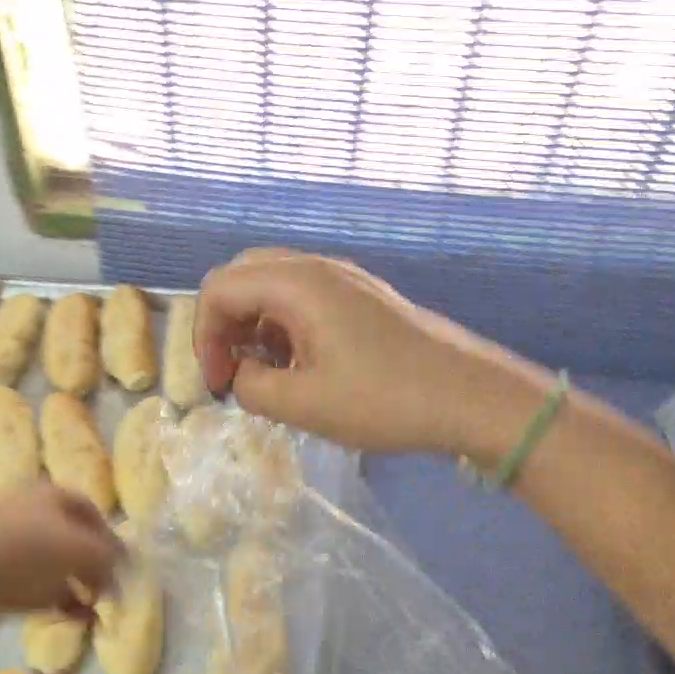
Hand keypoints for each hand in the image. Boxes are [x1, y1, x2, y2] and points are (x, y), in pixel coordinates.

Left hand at [0, 484, 122, 622]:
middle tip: (105, 589)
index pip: (90, 510)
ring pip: (49, 560)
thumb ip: (108, 557)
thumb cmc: (29, 553)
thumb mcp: (83, 552)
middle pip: (70, 536)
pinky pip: (27, 578)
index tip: (122, 564)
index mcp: (50, 494)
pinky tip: (64, 615)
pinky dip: (50, 595)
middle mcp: (27, 507)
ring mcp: (4, 536)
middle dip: (92, 565)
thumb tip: (118, 565)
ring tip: (88, 608)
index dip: (111, 536)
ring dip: (73, 584)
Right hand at [195, 249, 549, 453]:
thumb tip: (243, 375)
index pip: (219, 288)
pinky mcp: (363, 299)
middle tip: (232, 373)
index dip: (204, 337)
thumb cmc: (385, 401)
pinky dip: (284, 328)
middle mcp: (318, 268)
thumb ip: (251, 386)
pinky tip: (301, 369)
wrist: (470, 397)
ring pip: (274, 287)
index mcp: (298, 284)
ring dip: (254, 328)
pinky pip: (304, 300)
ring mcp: (345, 280)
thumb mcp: (302, 404)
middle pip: (244, 277)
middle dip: (224, 325)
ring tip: (267, 377)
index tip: (218, 386)